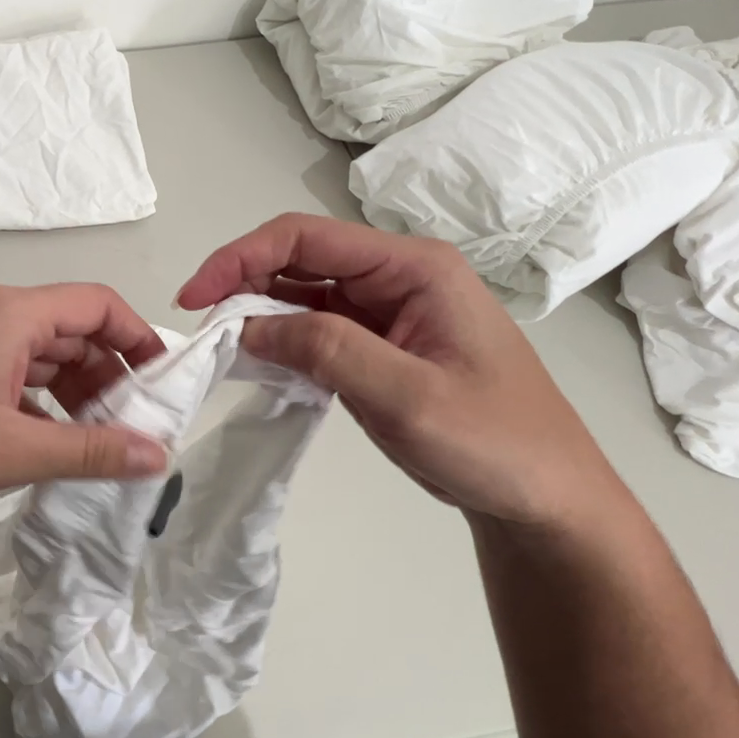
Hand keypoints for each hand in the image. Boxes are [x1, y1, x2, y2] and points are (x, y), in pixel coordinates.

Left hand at [0, 284, 170, 518]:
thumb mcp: (11, 451)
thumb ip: (88, 451)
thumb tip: (157, 454)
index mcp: (9, 315)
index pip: (96, 305)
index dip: (139, 339)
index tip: (162, 386)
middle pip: (70, 328)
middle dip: (108, 373)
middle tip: (131, 427)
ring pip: (38, 352)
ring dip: (72, 389)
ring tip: (94, 441)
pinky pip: (8, 368)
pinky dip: (37, 396)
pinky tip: (44, 439)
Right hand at [178, 213, 618, 526]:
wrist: (545, 499)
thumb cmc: (496, 443)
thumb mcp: (409, 397)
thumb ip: (328, 350)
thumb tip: (246, 326)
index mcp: (413, 268)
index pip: (305, 238)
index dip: (239, 259)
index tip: (193, 299)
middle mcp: (394, 278)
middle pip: (296, 259)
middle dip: (240, 285)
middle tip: (202, 332)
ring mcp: (382, 312)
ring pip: (297, 294)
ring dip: (253, 314)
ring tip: (218, 349)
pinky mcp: (372, 345)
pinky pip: (308, 328)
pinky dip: (273, 340)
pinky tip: (251, 362)